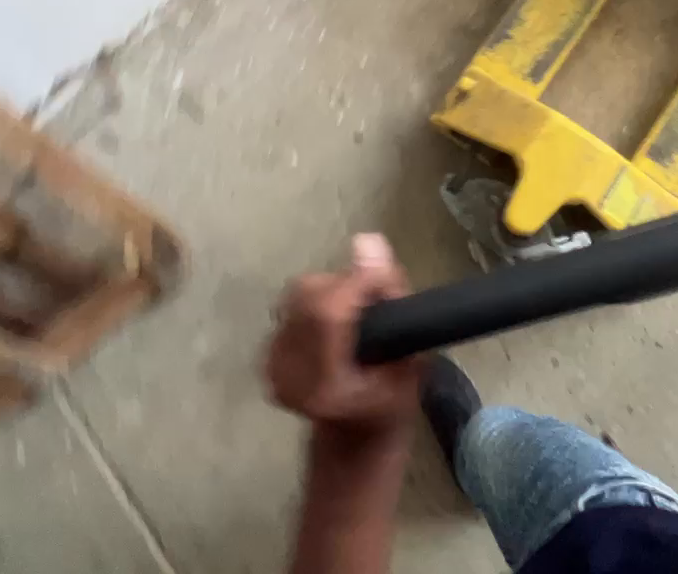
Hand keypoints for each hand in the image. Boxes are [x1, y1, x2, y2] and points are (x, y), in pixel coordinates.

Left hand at [265, 234, 422, 434]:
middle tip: (376, 294)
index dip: (353, 279)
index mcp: (324, 388)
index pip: (327, 313)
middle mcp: (287, 376)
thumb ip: (394, 303)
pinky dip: (318, 301)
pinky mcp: (266, 355)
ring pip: (300, 294)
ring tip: (357, 307)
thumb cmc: (391, 403)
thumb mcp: (411, 361)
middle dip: (347, 283)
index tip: (381, 261)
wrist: (355, 436)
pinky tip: (336, 318)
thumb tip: (368, 241)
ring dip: (332, 290)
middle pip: (309, 295)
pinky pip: (293, 304)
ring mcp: (271, 366)